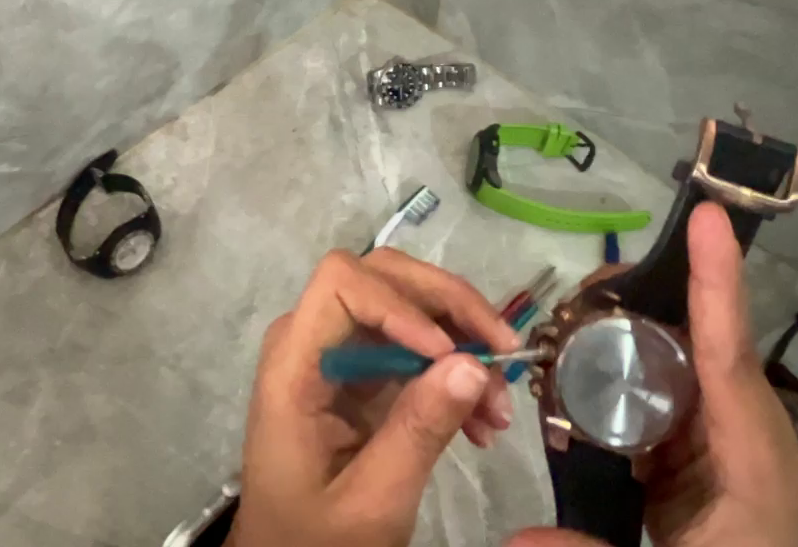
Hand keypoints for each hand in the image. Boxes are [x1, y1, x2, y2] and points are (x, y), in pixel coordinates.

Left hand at [227, 248, 521, 546]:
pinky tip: (483, 419)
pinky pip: (413, 344)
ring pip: (405, 303)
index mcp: (294, 361)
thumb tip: (473, 363)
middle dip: (447, 304)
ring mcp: (337, 349)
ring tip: (499, 405)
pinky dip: (453, 369)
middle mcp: (311, 338)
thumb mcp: (372, 501)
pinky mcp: (361, 370)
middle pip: (380, 277)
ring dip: (460, 338)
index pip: (340, 283)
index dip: (399, 302)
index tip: (448, 350)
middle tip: (503, 347)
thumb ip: (419, 430)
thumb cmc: (315, 539)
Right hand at [510, 203, 797, 546]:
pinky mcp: (701, 454)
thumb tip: (509, 540)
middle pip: (696, 340)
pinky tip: (584, 367)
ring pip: (676, 362)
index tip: (709, 217)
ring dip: (630, 329)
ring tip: (573, 316)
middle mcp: (741, 432)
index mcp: (752, 457)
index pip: (729, 353)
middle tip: (582, 285)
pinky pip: (662, 394)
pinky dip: (625, 371)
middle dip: (646, 296)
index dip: (717, 281)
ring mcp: (722, 441)